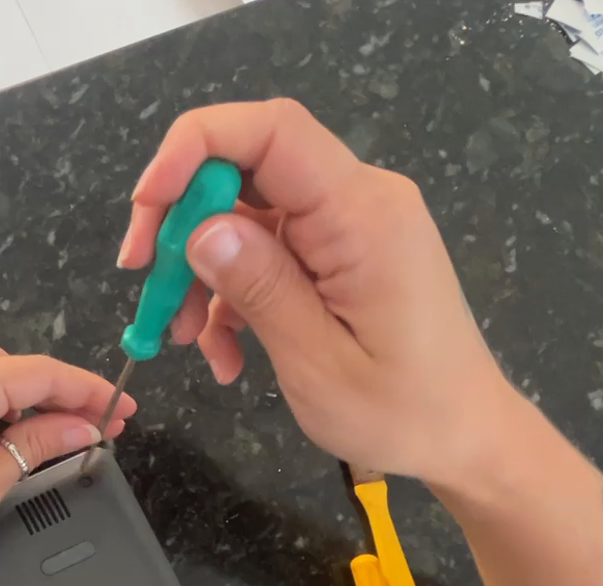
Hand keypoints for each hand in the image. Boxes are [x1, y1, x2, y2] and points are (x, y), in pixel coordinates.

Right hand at [119, 99, 525, 487]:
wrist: (458, 435)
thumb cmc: (399, 410)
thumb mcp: (317, 360)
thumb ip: (261, 288)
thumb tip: (201, 231)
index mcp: (362, 215)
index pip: (272, 133)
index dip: (194, 149)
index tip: (144, 209)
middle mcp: (354, 203)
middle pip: (244, 174)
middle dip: (182, 227)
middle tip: (145, 286)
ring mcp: (343, 230)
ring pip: (242, 223)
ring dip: (200, 278)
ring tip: (186, 341)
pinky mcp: (333, 258)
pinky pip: (262, 258)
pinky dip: (230, 301)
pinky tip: (225, 355)